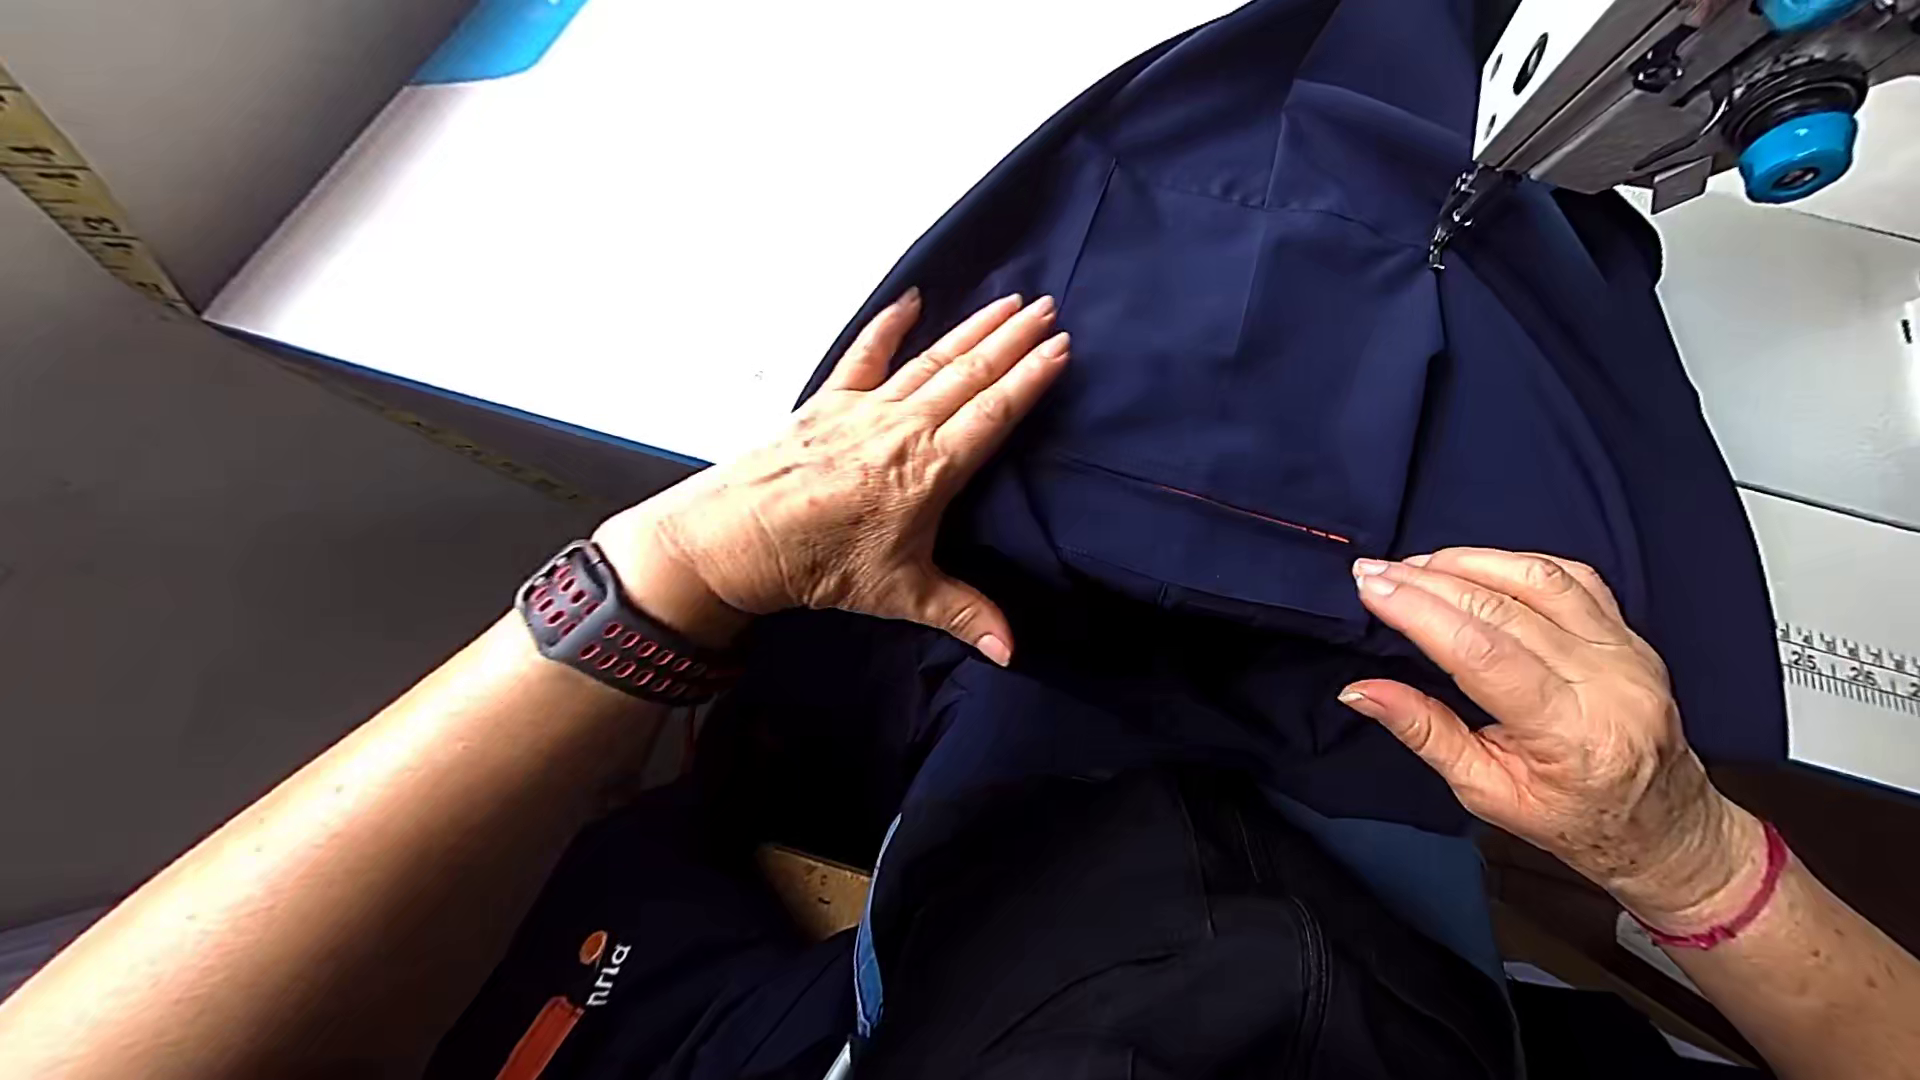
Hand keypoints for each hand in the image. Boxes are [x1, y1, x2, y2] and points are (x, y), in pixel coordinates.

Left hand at [593, 290, 1068, 662]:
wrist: (737, 541)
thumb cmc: (821, 567)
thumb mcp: (901, 595)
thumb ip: (964, 615)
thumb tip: (1011, 655)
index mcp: (929, 470)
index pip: (994, 414)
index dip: (1031, 379)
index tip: (1062, 347)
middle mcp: (903, 428)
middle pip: (970, 374)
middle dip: (1013, 340)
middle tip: (1047, 308)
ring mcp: (864, 409)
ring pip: (931, 358)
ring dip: (972, 328)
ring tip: (1007, 301)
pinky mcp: (829, 402)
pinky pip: (865, 353)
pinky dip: (888, 325)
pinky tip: (910, 300)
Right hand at [1338, 548, 1768, 932]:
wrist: (1669, 827)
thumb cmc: (1569, 818)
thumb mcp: (1482, 790)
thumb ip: (1422, 731)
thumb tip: (1356, 690)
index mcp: (1572, 733)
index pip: (1482, 652)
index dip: (1419, 612)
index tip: (1369, 588)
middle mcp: (1609, 684)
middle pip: (1502, 609)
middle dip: (1424, 582)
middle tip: (1370, 570)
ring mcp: (1628, 653)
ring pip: (1538, 581)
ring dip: (1464, 562)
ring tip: (1410, 565)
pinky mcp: (1631, 636)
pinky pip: (1570, 577)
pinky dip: (1509, 561)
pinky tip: (1467, 565)